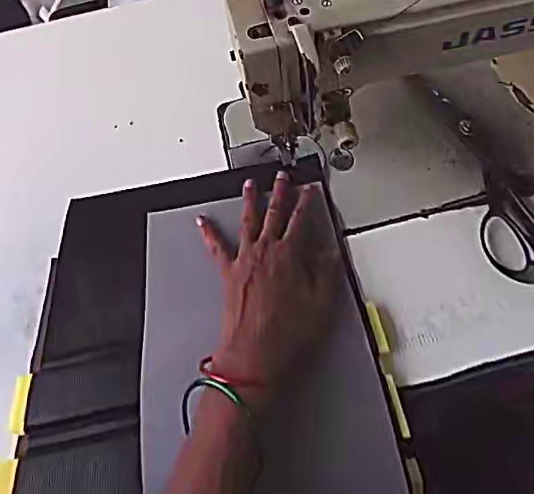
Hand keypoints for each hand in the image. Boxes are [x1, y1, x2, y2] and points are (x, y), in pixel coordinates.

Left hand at [196, 172, 338, 405]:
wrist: (254, 357)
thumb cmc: (286, 335)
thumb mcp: (320, 304)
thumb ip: (326, 273)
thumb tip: (330, 253)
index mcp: (289, 255)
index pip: (300, 220)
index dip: (306, 202)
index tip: (309, 190)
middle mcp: (265, 251)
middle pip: (274, 212)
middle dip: (279, 191)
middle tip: (282, 176)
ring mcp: (245, 260)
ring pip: (248, 220)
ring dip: (250, 200)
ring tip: (250, 184)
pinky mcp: (229, 273)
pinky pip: (216, 248)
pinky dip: (209, 233)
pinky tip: (203, 221)